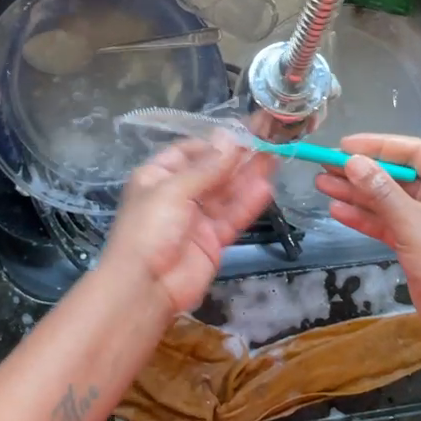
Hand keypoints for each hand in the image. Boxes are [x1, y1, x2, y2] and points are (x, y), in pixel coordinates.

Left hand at [100, 138, 276, 314]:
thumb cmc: (149, 230)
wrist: (145, 287)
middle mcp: (177, 194)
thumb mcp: (173, 190)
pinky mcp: (212, 241)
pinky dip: (248, 204)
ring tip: (275, 156)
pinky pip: (232, 217)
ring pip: (226, 193)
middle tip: (269, 140)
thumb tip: (229, 137)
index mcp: (157, 176)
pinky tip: (266, 188)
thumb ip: (206, 167)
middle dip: (238, 157)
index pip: (189, 152)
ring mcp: (196, 219)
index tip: (243, 132)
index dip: (215, 143)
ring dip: (249, 176)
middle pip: (212, 171)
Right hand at [314, 134, 420, 336]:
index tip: (344, 145)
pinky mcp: (418, 241)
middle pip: (398, 175)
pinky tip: (338, 211)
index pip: (415, 152)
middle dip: (362, 172)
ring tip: (322, 184)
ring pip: (389, 199)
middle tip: (325, 165)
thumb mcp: (412, 224)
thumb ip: (380, 191)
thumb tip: (352, 161)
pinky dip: (365, 217)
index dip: (378, 146)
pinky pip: (389, 221)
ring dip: (357, 194)